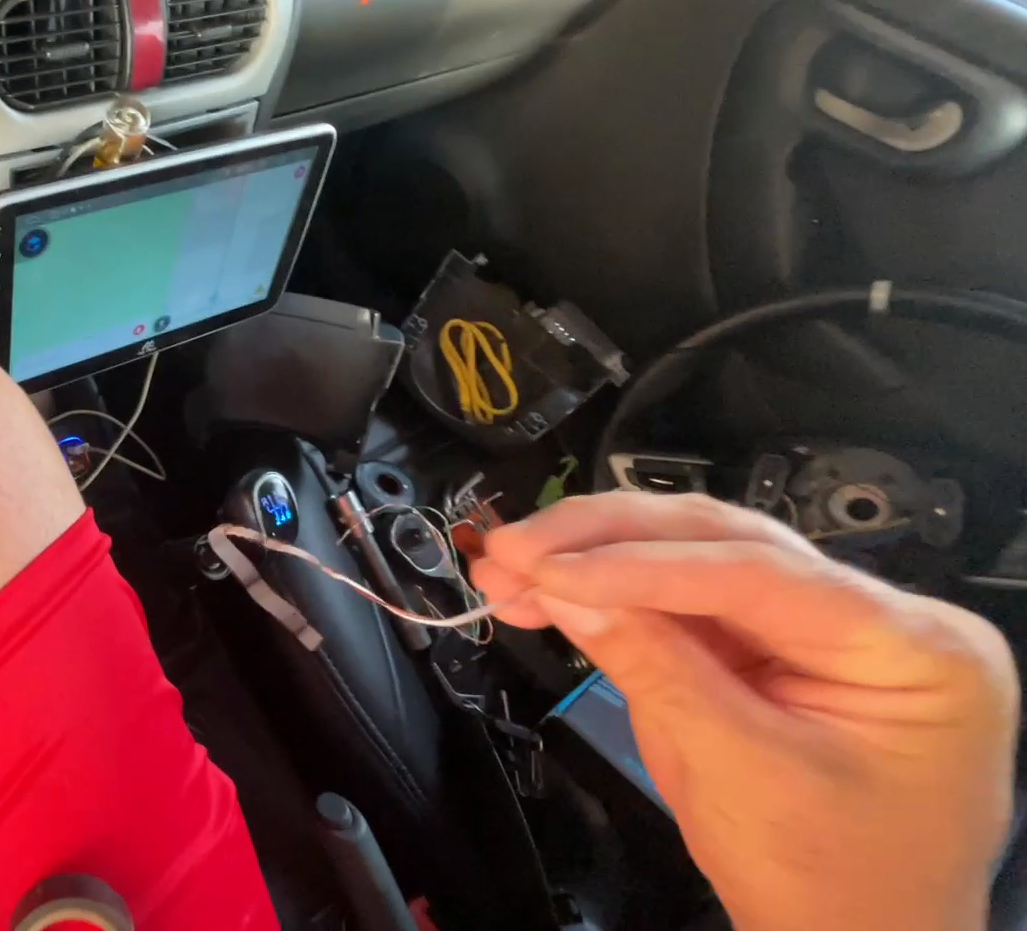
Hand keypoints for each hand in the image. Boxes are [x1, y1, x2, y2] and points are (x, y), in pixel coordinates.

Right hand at [473, 492, 1018, 930]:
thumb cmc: (827, 872)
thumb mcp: (741, 771)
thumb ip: (654, 668)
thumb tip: (558, 590)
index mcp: (911, 645)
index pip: (755, 573)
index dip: (638, 565)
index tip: (546, 568)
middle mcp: (856, 609)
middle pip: (709, 538)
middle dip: (596, 539)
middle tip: (509, 547)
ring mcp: (791, 617)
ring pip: (669, 549)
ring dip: (577, 555)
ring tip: (499, 565)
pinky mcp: (734, 633)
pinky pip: (649, 592)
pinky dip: (583, 591)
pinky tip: (529, 592)